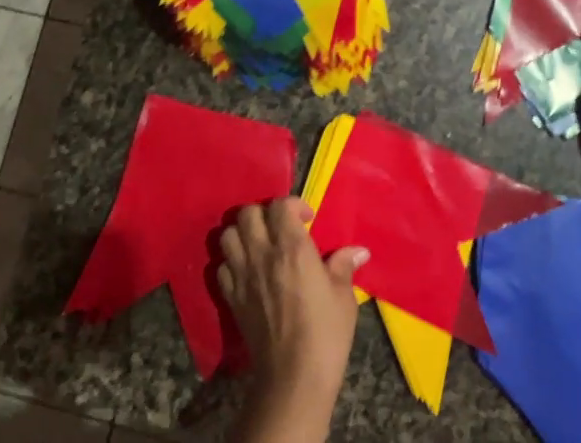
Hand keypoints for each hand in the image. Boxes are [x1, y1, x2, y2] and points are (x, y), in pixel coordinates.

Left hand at [219, 198, 367, 441]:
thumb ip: (344, 266)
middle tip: (280, 228)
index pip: (280, 206)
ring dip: (243, 233)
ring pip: (228, 234)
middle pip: (248, 213)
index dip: (293, 205)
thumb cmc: (326, 333)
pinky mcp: (230, 296)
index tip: (307, 220)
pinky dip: (231, 261)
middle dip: (264, 214)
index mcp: (292, 247)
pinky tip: (247, 271)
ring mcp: (241, 274)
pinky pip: (222, 265)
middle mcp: (262, 254)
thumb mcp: (343, 297)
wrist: (293, 375)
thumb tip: (358, 251)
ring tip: (260, 245)